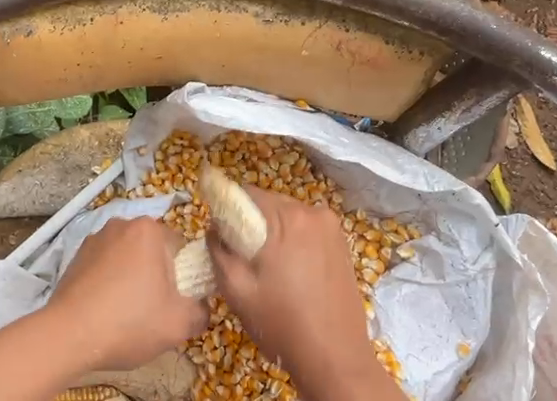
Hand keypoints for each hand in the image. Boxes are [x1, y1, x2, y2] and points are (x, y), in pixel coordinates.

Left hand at [42, 217, 207, 370]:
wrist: (70, 333)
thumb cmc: (130, 322)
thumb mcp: (180, 324)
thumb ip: (201, 310)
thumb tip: (201, 305)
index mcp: (148, 230)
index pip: (180, 247)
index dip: (184, 276)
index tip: (177, 301)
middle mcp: (121, 224)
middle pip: (152, 250)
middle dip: (157, 276)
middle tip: (154, 310)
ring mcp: (95, 238)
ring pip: (127, 257)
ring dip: (132, 277)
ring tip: (127, 313)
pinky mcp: (77, 254)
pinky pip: (105, 265)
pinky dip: (110, 281)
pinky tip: (106, 309)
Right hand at [210, 186, 404, 400]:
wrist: (336, 362)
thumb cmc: (282, 324)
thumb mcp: (235, 289)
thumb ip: (217, 249)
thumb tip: (214, 228)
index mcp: (287, 217)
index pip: (245, 193)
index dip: (228, 211)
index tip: (224, 237)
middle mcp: (313, 212)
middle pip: (268, 202)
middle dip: (252, 222)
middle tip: (245, 257)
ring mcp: (331, 227)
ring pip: (287, 215)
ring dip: (273, 231)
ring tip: (270, 268)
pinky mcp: (342, 244)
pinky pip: (306, 229)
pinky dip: (294, 241)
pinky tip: (292, 271)